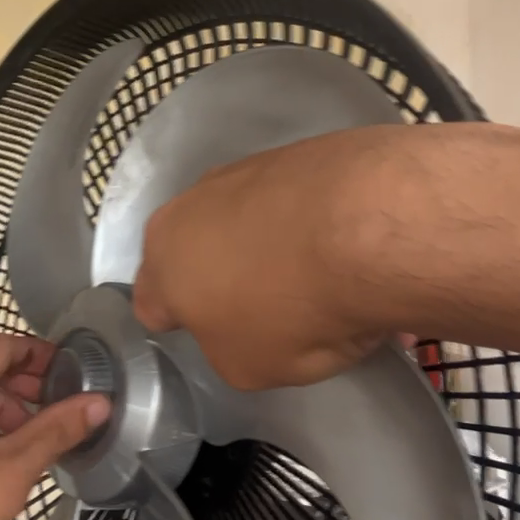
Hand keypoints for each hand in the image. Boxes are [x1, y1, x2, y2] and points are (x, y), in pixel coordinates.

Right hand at [133, 126, 413, 389]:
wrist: (368, 225)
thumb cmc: (293, 309)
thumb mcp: (250, 368)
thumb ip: (226, 348)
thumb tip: (238, 326)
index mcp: (164, 265)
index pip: (151, 302)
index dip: (182, 322)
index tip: (219, 333)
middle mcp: (188, 209)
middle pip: (192, 251)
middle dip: (220, 274)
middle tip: (267, 302)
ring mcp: (240, 172)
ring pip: (239, 218)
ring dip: (263, 240)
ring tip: (314, 268)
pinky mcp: (290, 151)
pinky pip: (286, 196)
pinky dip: (304, 216)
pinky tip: (341, 237)